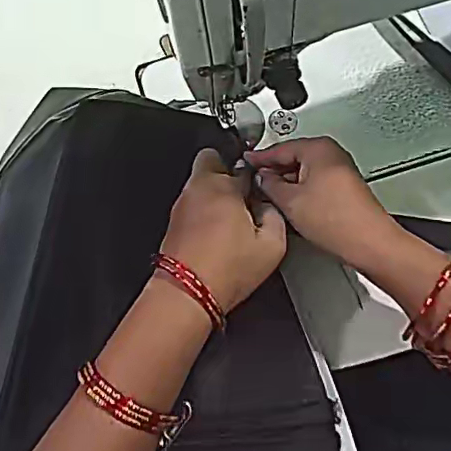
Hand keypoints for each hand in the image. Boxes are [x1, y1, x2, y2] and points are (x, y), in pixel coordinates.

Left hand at [159, 149, 286, 313]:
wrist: (188, 291)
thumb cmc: (224, 270)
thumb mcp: (272, 246)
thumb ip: (275, 216)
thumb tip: (269, 208)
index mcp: (224, 186)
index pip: (244, 167)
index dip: (256, 179)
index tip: (260, 194)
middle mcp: (199, 187)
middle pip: (212, 159)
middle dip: (227, 169)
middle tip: (242, 192)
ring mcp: (183, 202)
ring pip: (200, 181)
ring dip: (215, 190)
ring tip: (230, 217)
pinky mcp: (174, 218)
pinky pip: (192, 202)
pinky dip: (204, 208)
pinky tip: (215, 231)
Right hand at [246, 137, 420, 279]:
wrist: (370, 244)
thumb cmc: (340, 222)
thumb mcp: (289, 201)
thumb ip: (268, 184)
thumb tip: (262, 178)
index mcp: (319, 148)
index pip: (279, 148)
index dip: (259, 158)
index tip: (247, 161)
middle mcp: (333, 154)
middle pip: (292, 157)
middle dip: (273, 170)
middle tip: (256, 181)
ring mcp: (341, 170)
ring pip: (304, 170)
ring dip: (287, 182)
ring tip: (273, 197)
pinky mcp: (345, 187)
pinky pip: (315, 181)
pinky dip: (301, 190)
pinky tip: (293, 205)